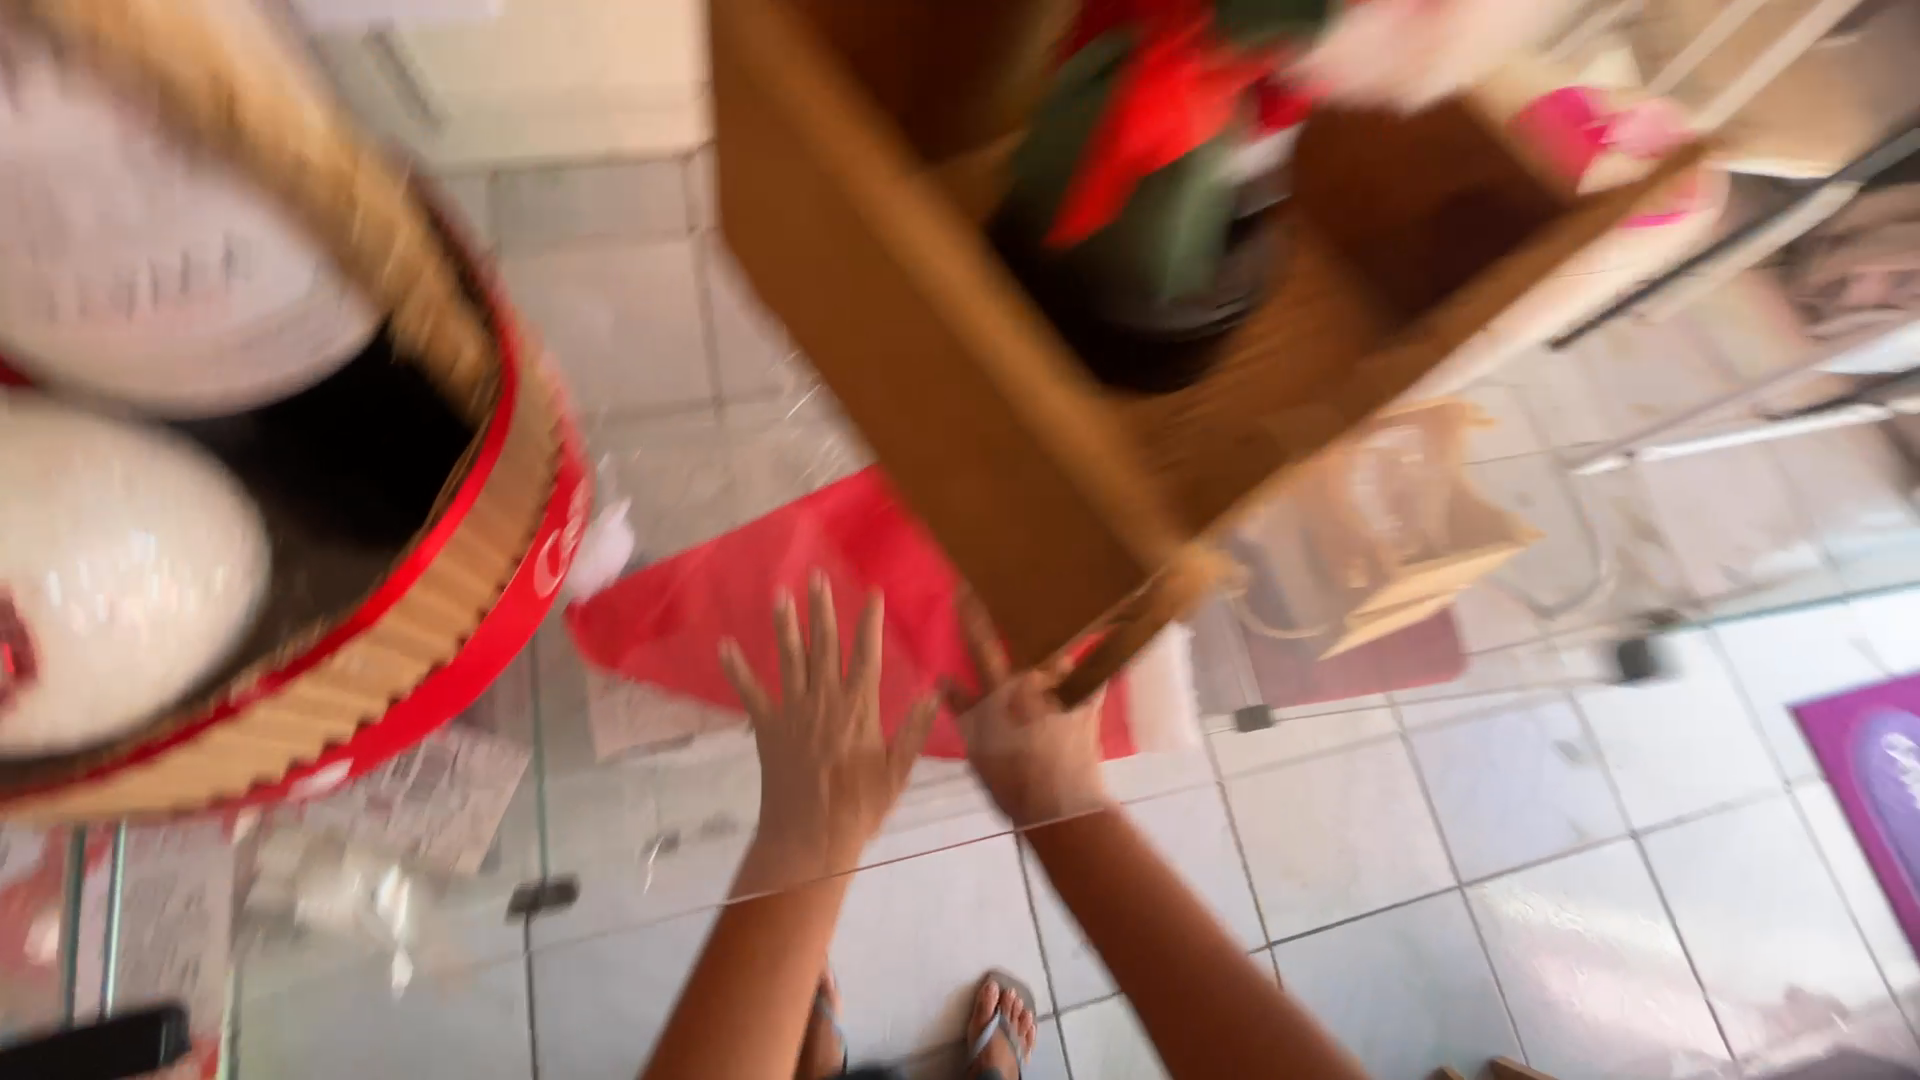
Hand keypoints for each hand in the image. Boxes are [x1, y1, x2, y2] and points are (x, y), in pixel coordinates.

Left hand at [720, 573, 935, 890]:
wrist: (810, 838)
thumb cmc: (859, 807)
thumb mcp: (897, 771)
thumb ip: (913, 730)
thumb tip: (933, 692)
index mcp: (859, 707)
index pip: (866, 654)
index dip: (870, 622)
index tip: (872, 593)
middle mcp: (825, 699)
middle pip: (824, 645)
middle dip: (822, 609)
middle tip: (816, 577)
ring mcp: (792, 711)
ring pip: (789, 658)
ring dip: (785, 625)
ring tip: (780, 594)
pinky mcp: (767, 727)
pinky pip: (750, 693)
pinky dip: (736, 669)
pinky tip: (725, 645)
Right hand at [946, 594, 1112, 827]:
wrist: (1062, 807)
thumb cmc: (1011, 781)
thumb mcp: (977, 747)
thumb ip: (963, 708)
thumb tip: (944, 679)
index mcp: (1003, 689)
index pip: (982, 642)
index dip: (972, 613)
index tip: (964, 586)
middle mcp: (1036, 681)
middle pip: (1026, 638)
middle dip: (1018, 613)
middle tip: (1015, 592)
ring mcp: (1066, 690)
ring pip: (1058, 652)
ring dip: (1052, 638)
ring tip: (1053, 617)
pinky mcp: (1089, 703)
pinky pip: (1090, 676)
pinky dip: (1089, 665)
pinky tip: (1098, 649)